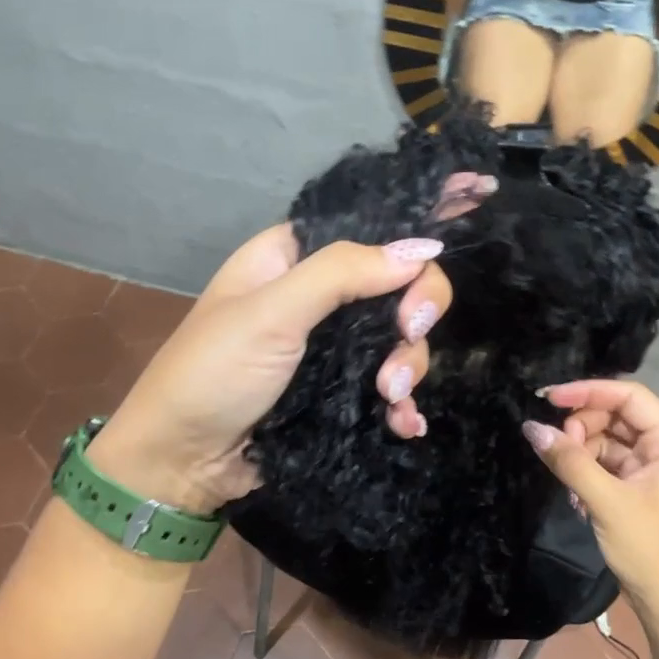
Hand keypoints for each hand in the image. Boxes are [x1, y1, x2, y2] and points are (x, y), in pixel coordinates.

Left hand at [87, 174, 496, 513]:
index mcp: (293, 259)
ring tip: (389, 399)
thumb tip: (423, 249)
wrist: (182, 462)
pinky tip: (405, 425)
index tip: (477, 196)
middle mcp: (319, 299)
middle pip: (399, 285)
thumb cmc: (213, 374)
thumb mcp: (271, 313)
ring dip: (408, 368)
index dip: (419, 210)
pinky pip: (389, 390)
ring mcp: (332, 351)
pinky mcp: (339, 397)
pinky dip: (403, 406)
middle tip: (407, 333)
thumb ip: (344, 274)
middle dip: (414, 312)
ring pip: (400, 341)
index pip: (368, 222)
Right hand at [521, 380, 658, 618]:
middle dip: (582, 429)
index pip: (629, 396)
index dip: (588, 391)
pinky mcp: (639, 490)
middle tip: (558, 453)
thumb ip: (570, 462)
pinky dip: (587, 475)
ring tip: (568, 486)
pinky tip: (576, 500)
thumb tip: (532, 428)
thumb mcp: (606, 502)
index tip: (547, 399)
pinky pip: (608, 467)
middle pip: (616, 417)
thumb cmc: (649, 549)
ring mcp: (653, 470)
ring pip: (608, 443)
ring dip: (582, 456)